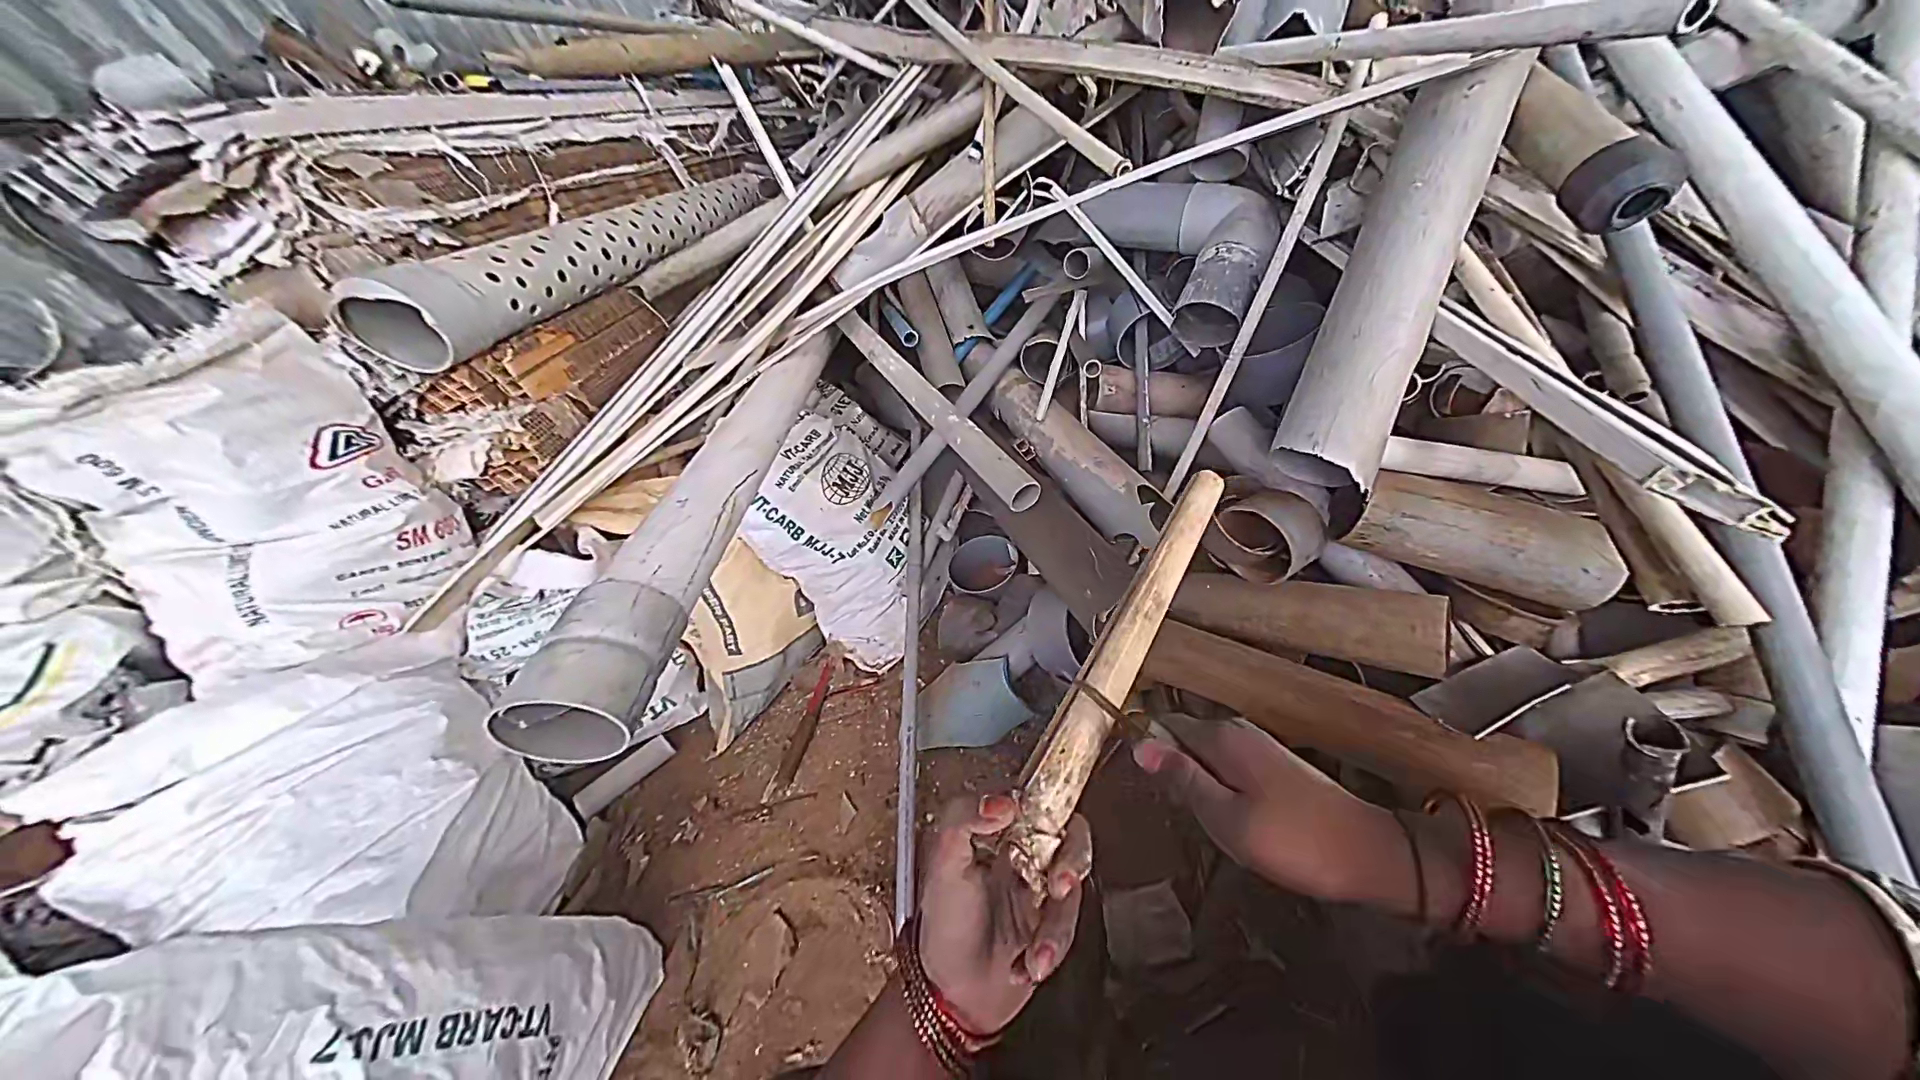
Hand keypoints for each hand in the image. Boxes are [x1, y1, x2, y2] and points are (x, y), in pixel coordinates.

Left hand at [915, 793, 1091, 1034]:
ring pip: (1074, 888)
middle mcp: (1027, 854)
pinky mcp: (1053, 924)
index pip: (1036, 800)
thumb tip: (998, 802)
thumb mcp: (942, 861)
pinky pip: (1069, 928)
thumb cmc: (943, 921)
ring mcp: (1043, 889)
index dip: (1050, 805)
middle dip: (1073, 859)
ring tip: (1037, 952)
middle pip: (1071, 837)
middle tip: (1060, 883)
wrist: (951, 991)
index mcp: (1001, 830)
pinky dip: (1050, 949)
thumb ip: (962, 819)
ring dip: (1058, 923)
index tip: (1045, 823)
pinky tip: (1024, 965)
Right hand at [1132, 714, 1412, 911]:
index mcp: (1221, 737)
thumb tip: (1140, 745)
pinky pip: (1227, 767)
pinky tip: (1238, 822)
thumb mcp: (1225, 817)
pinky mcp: (1274, 763)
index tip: (1154, 791)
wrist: (1371, 856)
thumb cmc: (1293, 842)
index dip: (1150, 752)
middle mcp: (1238, 730)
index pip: (1164, 726)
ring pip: (1205, 757)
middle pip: (1184, 740)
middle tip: (1190, 817)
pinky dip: (1222, 790)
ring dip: (1200, 786)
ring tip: (1216, 824)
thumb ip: (1182, 778)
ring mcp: (1258, 744)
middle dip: (1177, 773)